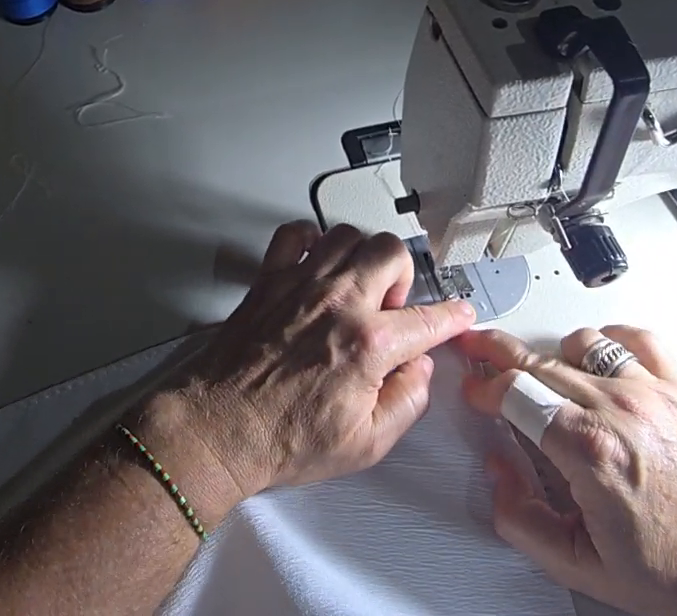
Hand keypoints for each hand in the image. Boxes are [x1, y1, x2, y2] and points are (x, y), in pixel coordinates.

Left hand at [132, 223, 476, 520]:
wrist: (219, 429)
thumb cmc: (283, 439)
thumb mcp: (365, 444)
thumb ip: (406, 402)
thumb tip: (420, 370)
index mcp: (368, 345)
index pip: (427, 319)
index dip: (451, 316)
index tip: (457, 313)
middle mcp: (338, 303)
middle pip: (391, 252)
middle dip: (403, 275)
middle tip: (391, 305)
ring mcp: (301, 284)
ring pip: (349, 234)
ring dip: (361, 255)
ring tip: (357, 284)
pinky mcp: (269, 279)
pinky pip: (294, 233)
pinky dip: (310, 239)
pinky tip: (316, 262)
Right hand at [460, 326, 676, 615]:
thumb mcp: (584, 567)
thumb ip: (523, 520)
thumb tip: (499, 474)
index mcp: (590, 451)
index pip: (515, 393)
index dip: (484, 388)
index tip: (476, 393)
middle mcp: (620, 410)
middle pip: (538, 360)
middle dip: (498, 355)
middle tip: (479, 352)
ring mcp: (653, 394)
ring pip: (581, 342)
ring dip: (551, 353)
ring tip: (540, 369)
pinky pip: (637, 339)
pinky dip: (609, 338)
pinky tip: (600, 353)